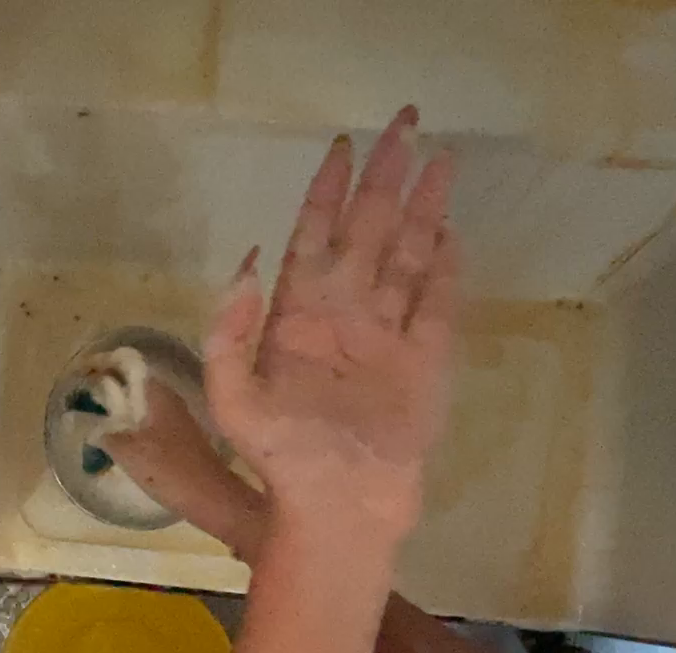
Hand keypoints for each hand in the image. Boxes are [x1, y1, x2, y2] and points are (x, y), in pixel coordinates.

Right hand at [101, 381, 269, 560]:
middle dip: (118, 397)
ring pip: (148, 412)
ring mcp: (182, 425)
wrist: (211, 499)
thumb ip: (106, 435)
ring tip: (103, 426)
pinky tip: (127, 448)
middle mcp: (174, 404)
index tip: (90, 382)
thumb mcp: (127, 451)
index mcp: (161, 396)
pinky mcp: (185, 445)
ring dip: (128, 417)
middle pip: (141, 392)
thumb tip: (89, 426)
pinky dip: (140, 433)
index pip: (134, 372)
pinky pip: (156, 429)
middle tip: (91, 406)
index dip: (112, 373)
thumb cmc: (169, 469)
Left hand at [203, 106, 458, 540]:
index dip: (325, 195)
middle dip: (382, 181)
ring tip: (436, 160)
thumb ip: (227, 335)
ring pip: (404, 259)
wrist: (340, 506)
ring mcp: (385, 339)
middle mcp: (341, 321)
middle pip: (364, 236)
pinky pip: (436, 305)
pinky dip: (444, 269)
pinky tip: (448, 232)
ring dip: (419, 210)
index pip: (311, 242)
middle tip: (403, 124)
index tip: (341, 148)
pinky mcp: (424, 362)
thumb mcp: (233, 401)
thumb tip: (244, 264)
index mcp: (295, 323)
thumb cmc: (284, 459)